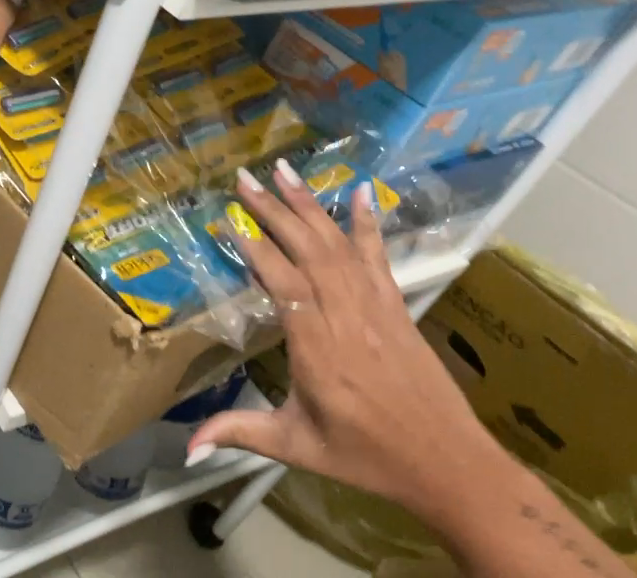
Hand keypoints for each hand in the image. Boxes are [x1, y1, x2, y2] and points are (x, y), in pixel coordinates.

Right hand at [188, 163, 515, 521]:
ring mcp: (376, 309)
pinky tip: (360, 191)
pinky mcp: (397, 308)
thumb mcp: (298, 449)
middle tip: (245, 177)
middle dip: (274, 211)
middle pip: (308, 253)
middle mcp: (346, 319)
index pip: (282, 284)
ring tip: (284, 170)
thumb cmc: (368, 457)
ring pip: (338, 247)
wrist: (451, 466)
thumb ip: (240, 435)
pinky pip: (378, 258)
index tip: (227, 217)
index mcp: (318, 351)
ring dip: (309, 206)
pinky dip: (368, 223)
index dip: (254, 248)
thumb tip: (185, 448)